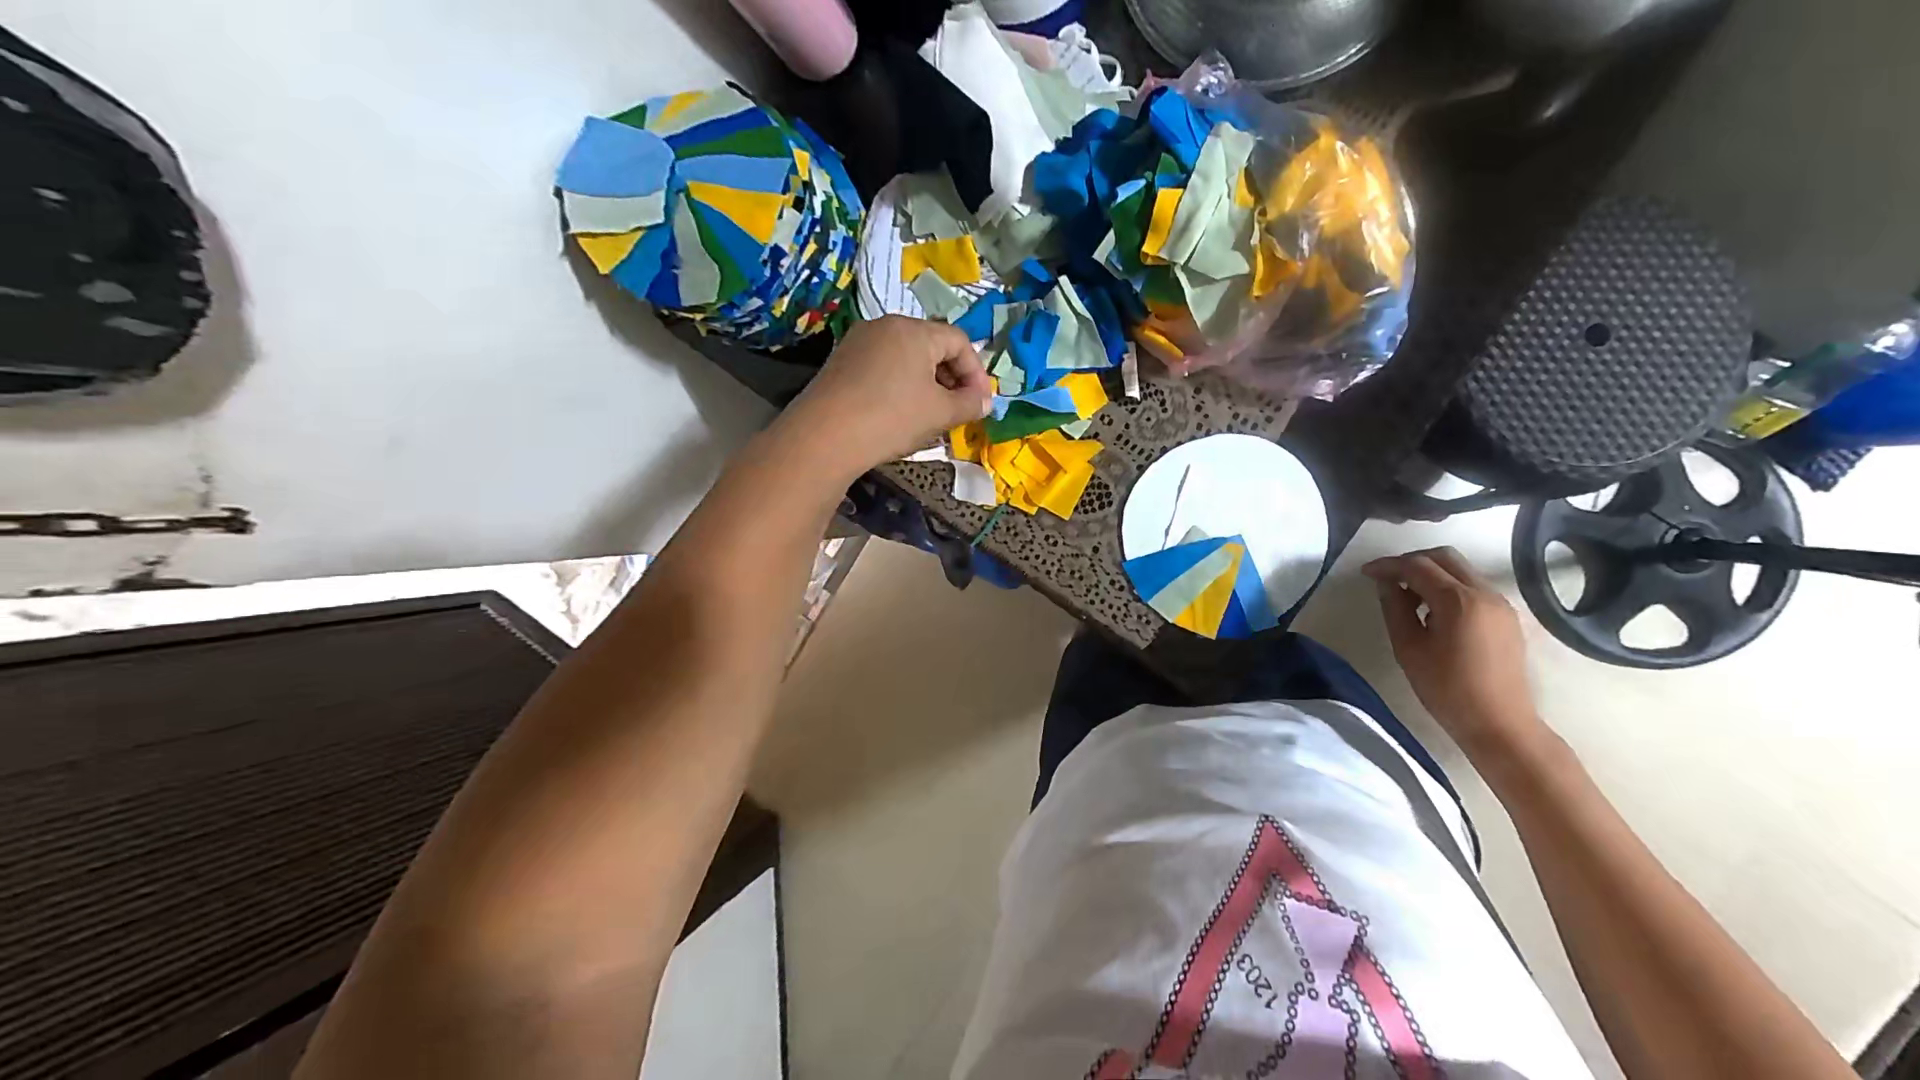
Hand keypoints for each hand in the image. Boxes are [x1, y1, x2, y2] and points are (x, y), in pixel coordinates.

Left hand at [777, 315, 992, 476]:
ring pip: (906, 358)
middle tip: (958, 411)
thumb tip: (985, 401)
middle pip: (931, 346)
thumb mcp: (940, 413)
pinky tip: (899, 415)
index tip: (980, 404)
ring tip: (931, 417)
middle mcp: (885, 326)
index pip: (958, 341)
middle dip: (951, 379)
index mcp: (914, 330)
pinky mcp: (840, 363)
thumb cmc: (891, 418)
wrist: (823, 437)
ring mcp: (858, 342)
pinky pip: (883, 368)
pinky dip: (900, 387)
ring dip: (926, 385)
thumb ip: (969, 404)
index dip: (976, 373)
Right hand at [1362, 547, 1547, 762]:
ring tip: (1406, 595)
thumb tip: (1386, 583)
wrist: (1498, 723)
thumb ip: (1395, 607)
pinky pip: (1472, 587)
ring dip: (1430, 573)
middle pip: (1444, 557)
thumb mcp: (1408, 647)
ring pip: (1461, 570)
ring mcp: (1501, 604)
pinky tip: (1431, 609)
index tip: (1365, 573)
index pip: (1418, 566)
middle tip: (1386, 578)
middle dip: (1411, 561)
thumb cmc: (1445, 688)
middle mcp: (1485, 593)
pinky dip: (1447, 586)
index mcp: (1459, 601)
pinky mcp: (1506, 617)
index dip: (1388, 565)